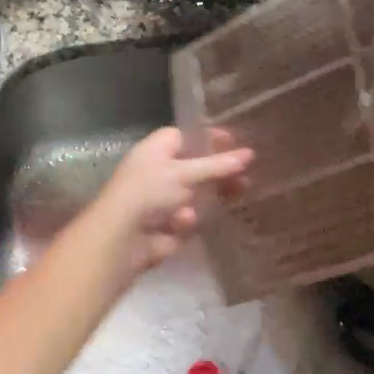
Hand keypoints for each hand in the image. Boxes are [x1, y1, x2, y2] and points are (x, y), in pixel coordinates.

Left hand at [89, 127, 252, 272]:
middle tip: (245, 177)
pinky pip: (188, 217)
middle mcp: (158, 170)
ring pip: (196, 193)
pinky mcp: (166, 224)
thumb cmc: (150, 192)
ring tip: (235, 195)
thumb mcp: (186, 173)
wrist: (123, 237)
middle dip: (219, 172)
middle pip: (195, 166)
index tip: (236, 144)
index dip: (210, 139)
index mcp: (156, 149)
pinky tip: (184, 224)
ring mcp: (162, 198)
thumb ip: (218, 165)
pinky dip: (189, 219)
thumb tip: (250, 154)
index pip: (186, 137)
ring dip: (210, 195)